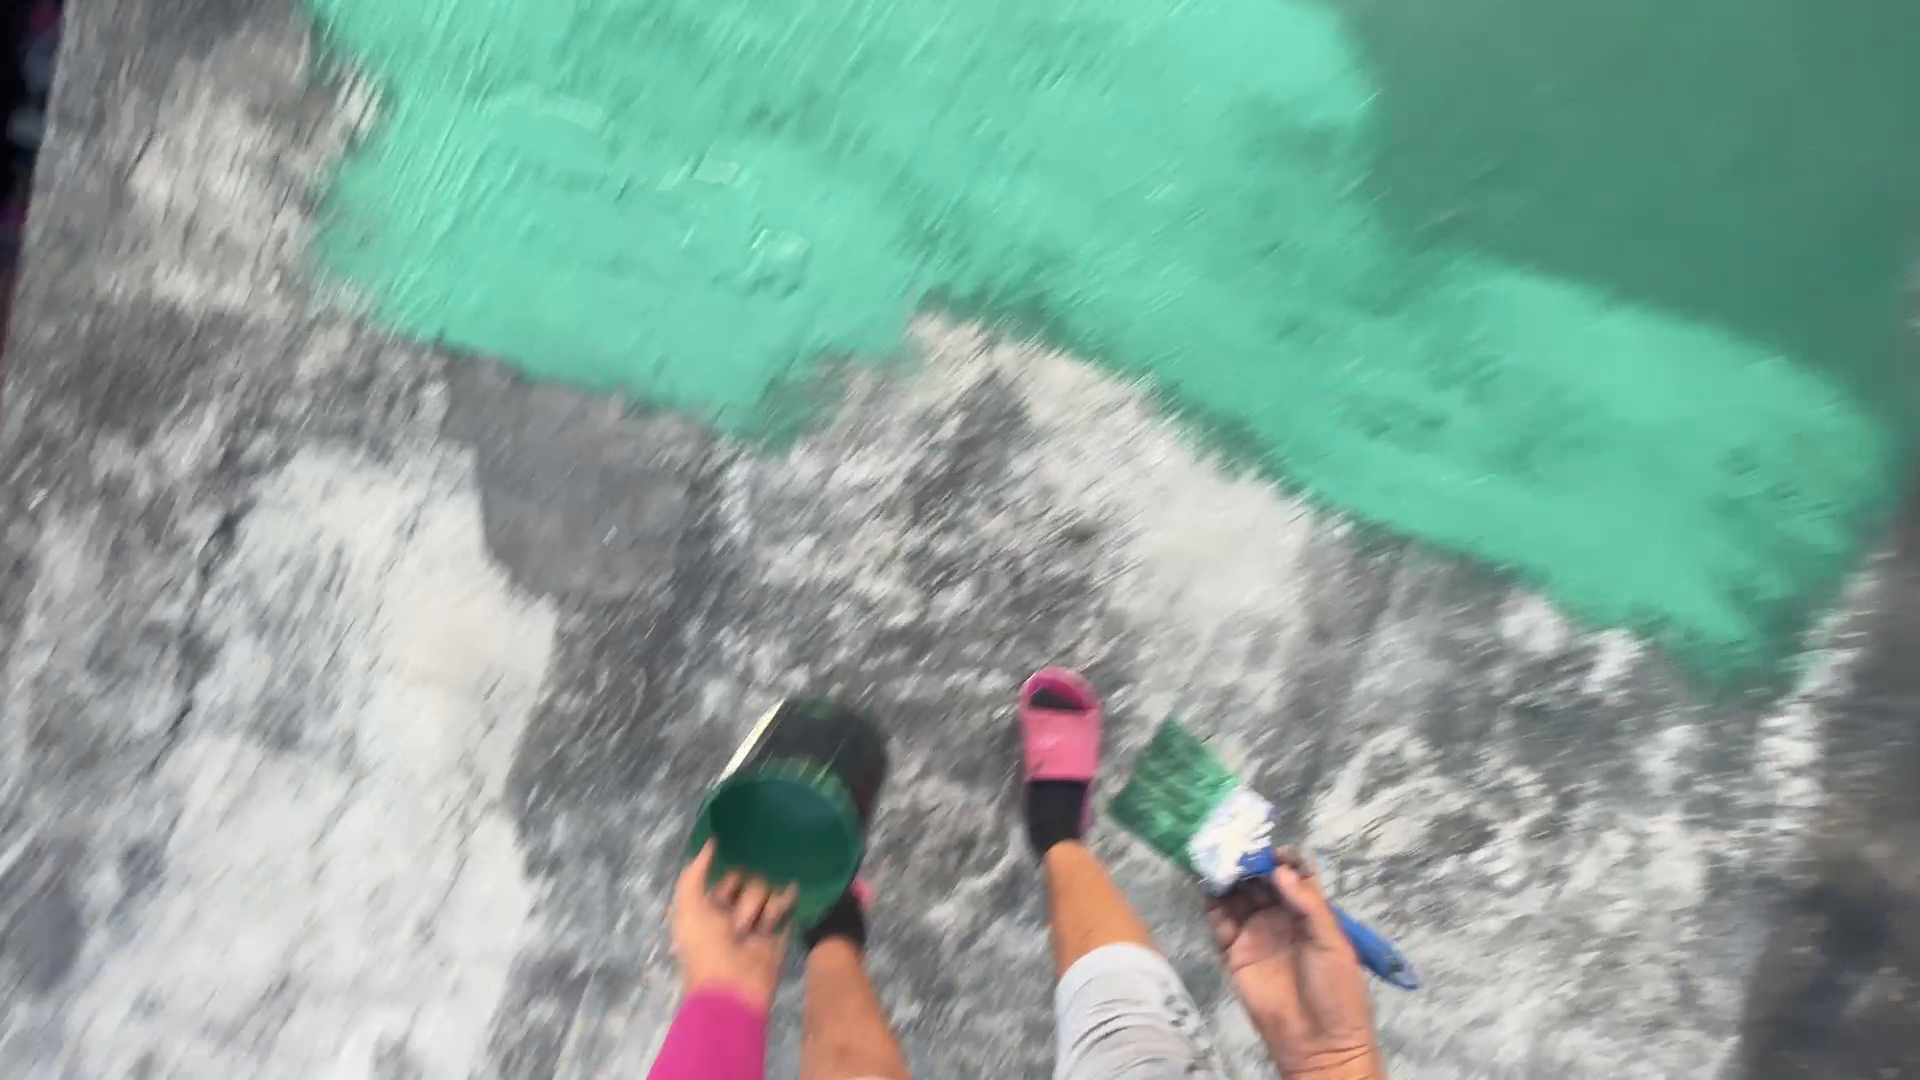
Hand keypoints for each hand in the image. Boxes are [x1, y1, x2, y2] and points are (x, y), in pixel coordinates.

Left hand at [670, 843, 795, 1010]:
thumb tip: (711, 841)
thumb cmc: (705, 948)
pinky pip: (787, 904)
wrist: (733, 988)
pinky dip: (786, 901)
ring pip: (768, 891)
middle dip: (748, 894)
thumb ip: (695, 873)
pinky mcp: (779, 931)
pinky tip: (785, 902)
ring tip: (756, 927)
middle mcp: (736, 912)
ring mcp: (759, 921)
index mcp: (712, 907)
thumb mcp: (688, 909)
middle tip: (741, 917)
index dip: (730, 877)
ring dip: (762, 907)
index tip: (736, 878)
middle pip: (751, 880)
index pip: (729, 876)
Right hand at [1205, 851, 1382, 1079]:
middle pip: (1258, 880)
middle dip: (1246, 862)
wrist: (1319, 1046)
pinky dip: (1209, 900)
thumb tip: (1278, 869)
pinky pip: (1218, 919)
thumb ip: (1308, 903)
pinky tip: (1204, 884)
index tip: (1267, 849)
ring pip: (1235, 894)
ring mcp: (1254, 932)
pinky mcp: (1233, 950)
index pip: (1291, 875)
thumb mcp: (1334, 944)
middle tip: (1231, 845)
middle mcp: (1279, 916)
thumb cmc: (1336, 992)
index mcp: (1308, 913)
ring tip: (1214, 859)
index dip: (1280, 859)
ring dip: (1225, 876)